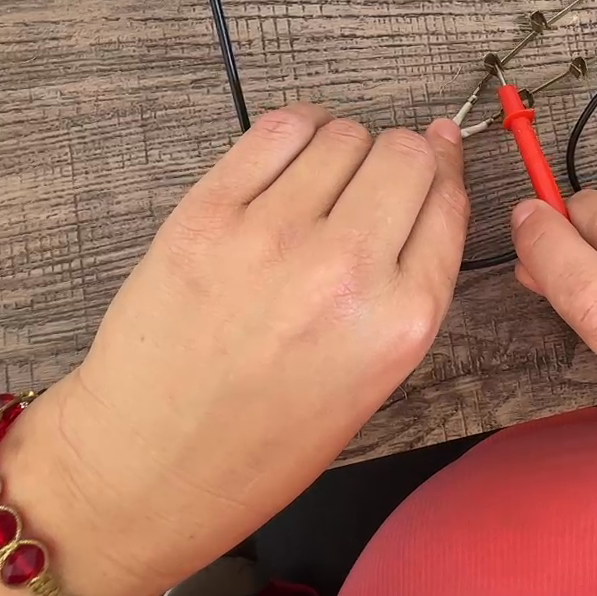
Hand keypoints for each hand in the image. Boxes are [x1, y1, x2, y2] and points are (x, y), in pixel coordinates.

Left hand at [6, 106, 469, 595]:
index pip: (447, 199)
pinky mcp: (208, 213)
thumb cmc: (272, 434)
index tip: (435, 158)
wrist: (149, 469)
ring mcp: (272, 236)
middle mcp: (346, 270)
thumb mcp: (378, 369)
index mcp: (400, 320)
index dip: (444, 170)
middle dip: (401, 158)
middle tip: (369, 187)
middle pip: (405, 153)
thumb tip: (438, 162)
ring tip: (320, 186)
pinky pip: (280, 126)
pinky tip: (290, 158)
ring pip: (345, 133)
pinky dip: (298, 129)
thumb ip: (417, 269)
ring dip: (345, 148)